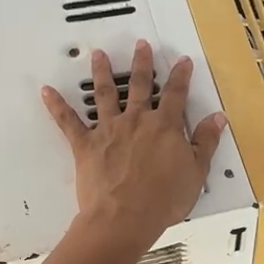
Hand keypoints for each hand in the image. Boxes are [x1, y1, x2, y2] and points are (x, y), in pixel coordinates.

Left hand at [42, 41, 227, 245]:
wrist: (125, 218)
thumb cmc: (161, 200)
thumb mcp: (195, 172)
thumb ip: (205, 142)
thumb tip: (217, 120)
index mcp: (165, 127)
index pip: (176, 94)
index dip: (181, 76)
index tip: (182, 62)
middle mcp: (137, 121)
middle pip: (141, 85)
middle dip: (142, 64)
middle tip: (141, 46)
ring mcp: (109, 130)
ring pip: (106, 94)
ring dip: (102, 72)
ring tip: (99, 55)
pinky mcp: (86, 145)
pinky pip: (68, 121)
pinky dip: (57, 106)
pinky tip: (47, 92)